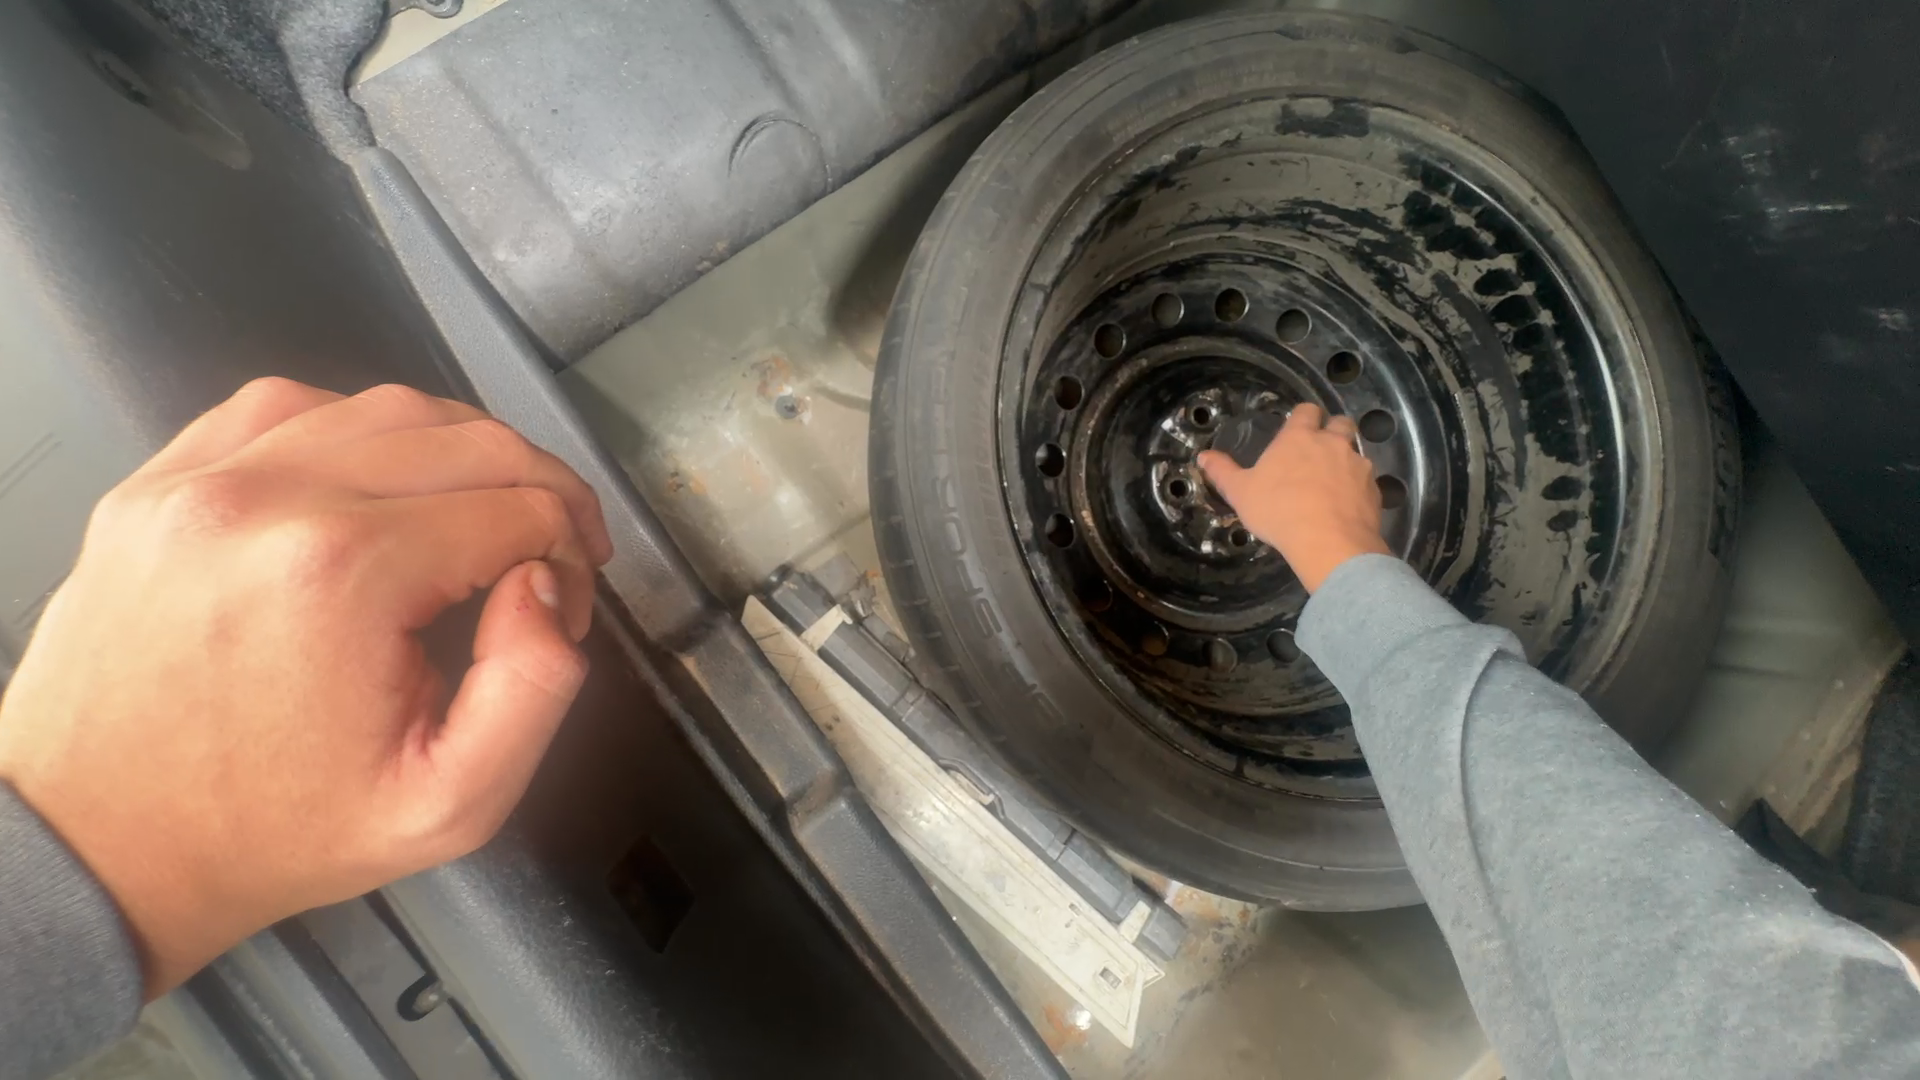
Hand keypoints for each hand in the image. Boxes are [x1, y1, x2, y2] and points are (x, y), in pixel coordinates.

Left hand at [0, 378, 613, 996]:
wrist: (95, 854)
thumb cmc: (284, 832)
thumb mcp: (457, 801)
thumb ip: (539, 685)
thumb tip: (548, 585)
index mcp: (344, 573)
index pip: (527, 510)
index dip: (575, 557)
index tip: (566, 611)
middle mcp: (268, 500)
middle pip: (480, 444)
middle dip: (552, 494)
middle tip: (565, 550)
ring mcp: (201, 480)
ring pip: (402, 410)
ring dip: (479, 456)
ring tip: (497, 513)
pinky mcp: (164, 481)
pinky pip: (304, 408)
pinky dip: (380, 433)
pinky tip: (400, 483)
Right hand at [1198, 402, 1390, 591]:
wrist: (1328, 541)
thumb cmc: (1278, 510)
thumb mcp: (1240, 493)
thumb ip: (1222, 471)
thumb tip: (1203, 456)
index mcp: (1299, 438)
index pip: (1306, 410)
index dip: (1303, 416)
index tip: (1296, 427)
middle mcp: (1332, 443)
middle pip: (1340, 422)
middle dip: (1332, 430)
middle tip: (1317, 450)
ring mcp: (1358, 465)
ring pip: (1356, 452)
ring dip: (1344, 460)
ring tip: (1330, 483)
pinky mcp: (1374, 489)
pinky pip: (1366, 480)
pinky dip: (1355, 487)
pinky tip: (1343, 505)